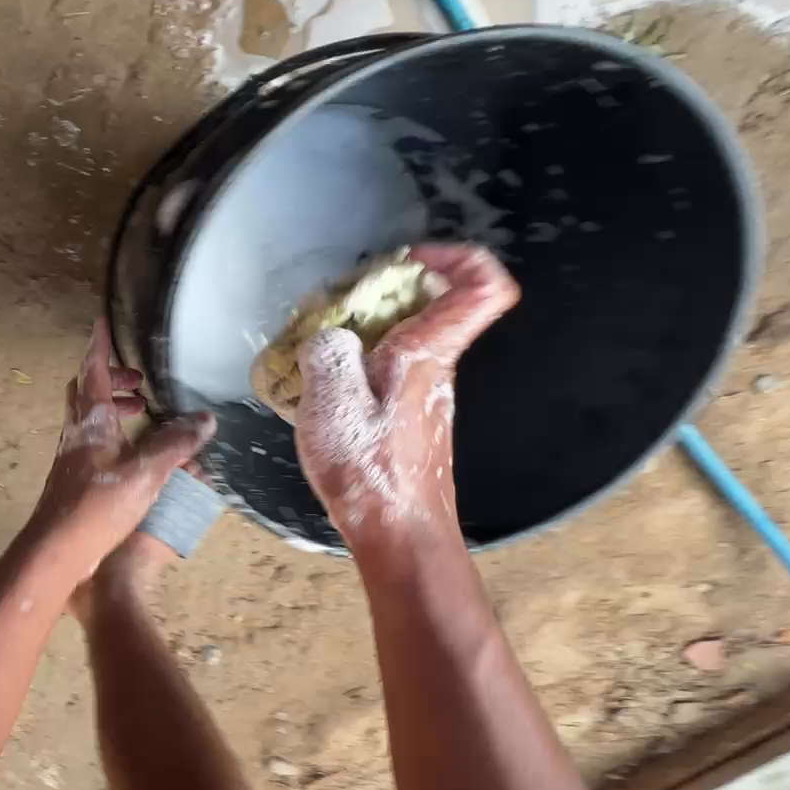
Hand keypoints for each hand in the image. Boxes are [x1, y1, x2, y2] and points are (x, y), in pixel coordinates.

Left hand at [27, 320, 215, 576]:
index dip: (99, 345)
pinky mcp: (73, 476)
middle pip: (85, 390)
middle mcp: (76, 432)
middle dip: (110, 377)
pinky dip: (112, 432)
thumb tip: (205, 418)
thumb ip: (176, 444)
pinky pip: (92, 440)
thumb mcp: (146, 472)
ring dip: (113, 406)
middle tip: (139, 380)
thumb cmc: (97, 504)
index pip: (91, 370)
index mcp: (90, 421)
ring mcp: (72, 454)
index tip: (102, 321)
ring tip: (143, 412)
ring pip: (88, 417)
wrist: (57, 547)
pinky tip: (132, 451)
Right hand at [294, 244, 519, 552]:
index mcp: (426, 356)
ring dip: (356, 332)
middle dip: (379, 294)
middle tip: (330, 306)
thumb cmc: (369, 468)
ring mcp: (418, 394)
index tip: (406, 262)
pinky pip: (381, 370)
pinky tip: (312, 388)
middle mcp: (432, 368)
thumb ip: (328, 355)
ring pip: (400, 340)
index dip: (455, 259)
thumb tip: (329, 336)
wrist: (395, 530)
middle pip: (429, 307)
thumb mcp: (333, 405)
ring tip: (308, 347)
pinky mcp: (401, 417)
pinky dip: (349, 365)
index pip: (481, 288)